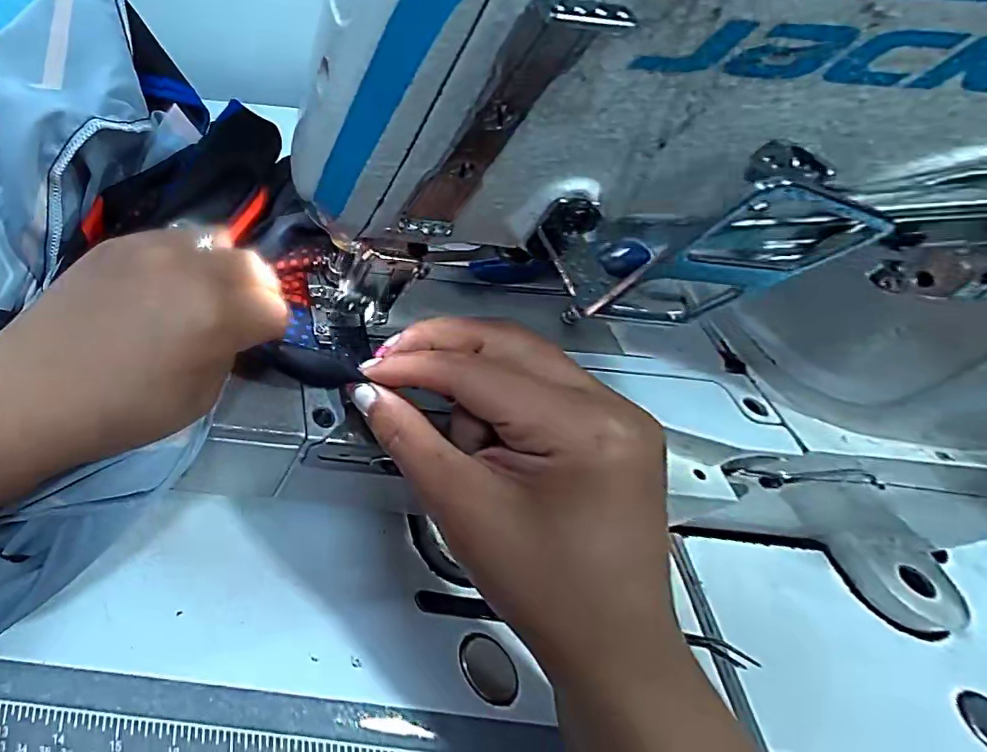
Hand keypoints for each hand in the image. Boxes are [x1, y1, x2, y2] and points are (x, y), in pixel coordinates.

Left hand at [0, 228, 289, 471]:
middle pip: (251, 262)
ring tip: (197, 292)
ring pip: (212, 238)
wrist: (35, 388)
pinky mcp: (120, 242)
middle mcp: (192, 267)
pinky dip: (179, 258)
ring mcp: (153, 247)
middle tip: (237, 314)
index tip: (256, 340)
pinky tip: (156, 286)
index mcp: (217, 313)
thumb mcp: (195, 400)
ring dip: (218, 265)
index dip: (270, 327)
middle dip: (255, 289)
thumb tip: (233, 331)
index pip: (274, 306)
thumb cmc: (119, 411)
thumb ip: (226, 354)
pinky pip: (169, 238)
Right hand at [351, 318, 680, 688]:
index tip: (370, 371)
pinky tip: (480, 429)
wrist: (608, 645)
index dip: (413, 364)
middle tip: (390, 361)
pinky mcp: (608, 424)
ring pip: (519, 355)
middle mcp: (612, 408)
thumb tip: (371, 393)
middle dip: (440, 346)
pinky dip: (496, 391)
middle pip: (504, 341)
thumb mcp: (461, 506)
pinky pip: (538, 380)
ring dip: (469, 371)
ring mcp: (616, 413)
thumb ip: (407, 436)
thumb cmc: (547, 589)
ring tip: (451, 430)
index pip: (477, 372)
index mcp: (583, 429)